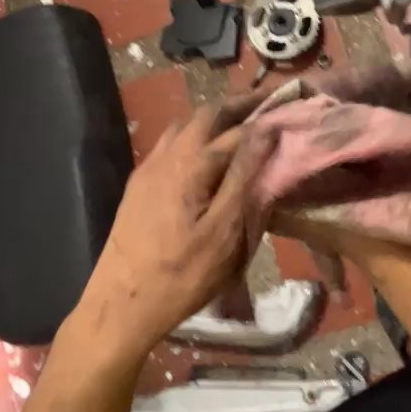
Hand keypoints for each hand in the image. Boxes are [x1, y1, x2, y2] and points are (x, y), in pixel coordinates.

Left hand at [74, 98, 275, 358]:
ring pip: (186, 124)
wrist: (119, 307)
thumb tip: (268, 131)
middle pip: (208, 114)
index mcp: (192, 164)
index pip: (239, 129)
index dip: (267, 118)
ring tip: (241, 121)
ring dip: (215, 116)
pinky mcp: (139, 182)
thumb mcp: (224, 231)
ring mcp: (149, 166)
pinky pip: (171, 140)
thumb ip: (245, 176)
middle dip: (239, 105)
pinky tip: (206, 149)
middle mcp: (168, 154)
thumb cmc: (181, 275)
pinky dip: (196, 132)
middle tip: (268, 104)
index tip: (291, 110)